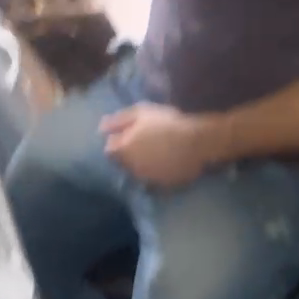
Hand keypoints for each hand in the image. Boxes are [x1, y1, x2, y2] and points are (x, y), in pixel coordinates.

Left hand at [100, 105, 217, 187]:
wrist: (197, 142)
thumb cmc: (167, 123)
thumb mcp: (139, 113)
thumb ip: (117, 121)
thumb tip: (101, 129)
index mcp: (124, 149)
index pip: (110, 150)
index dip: (116, 143)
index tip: (125, 136)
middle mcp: (134, 167)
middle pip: (124, 165)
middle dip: (128, 156)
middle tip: (141, 147)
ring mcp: (151, 178)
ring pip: (140, 174)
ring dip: (143, 167)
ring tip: (154, 157)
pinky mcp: (167, 185)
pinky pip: (156, 182)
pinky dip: (157, 175)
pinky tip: (165, 166)